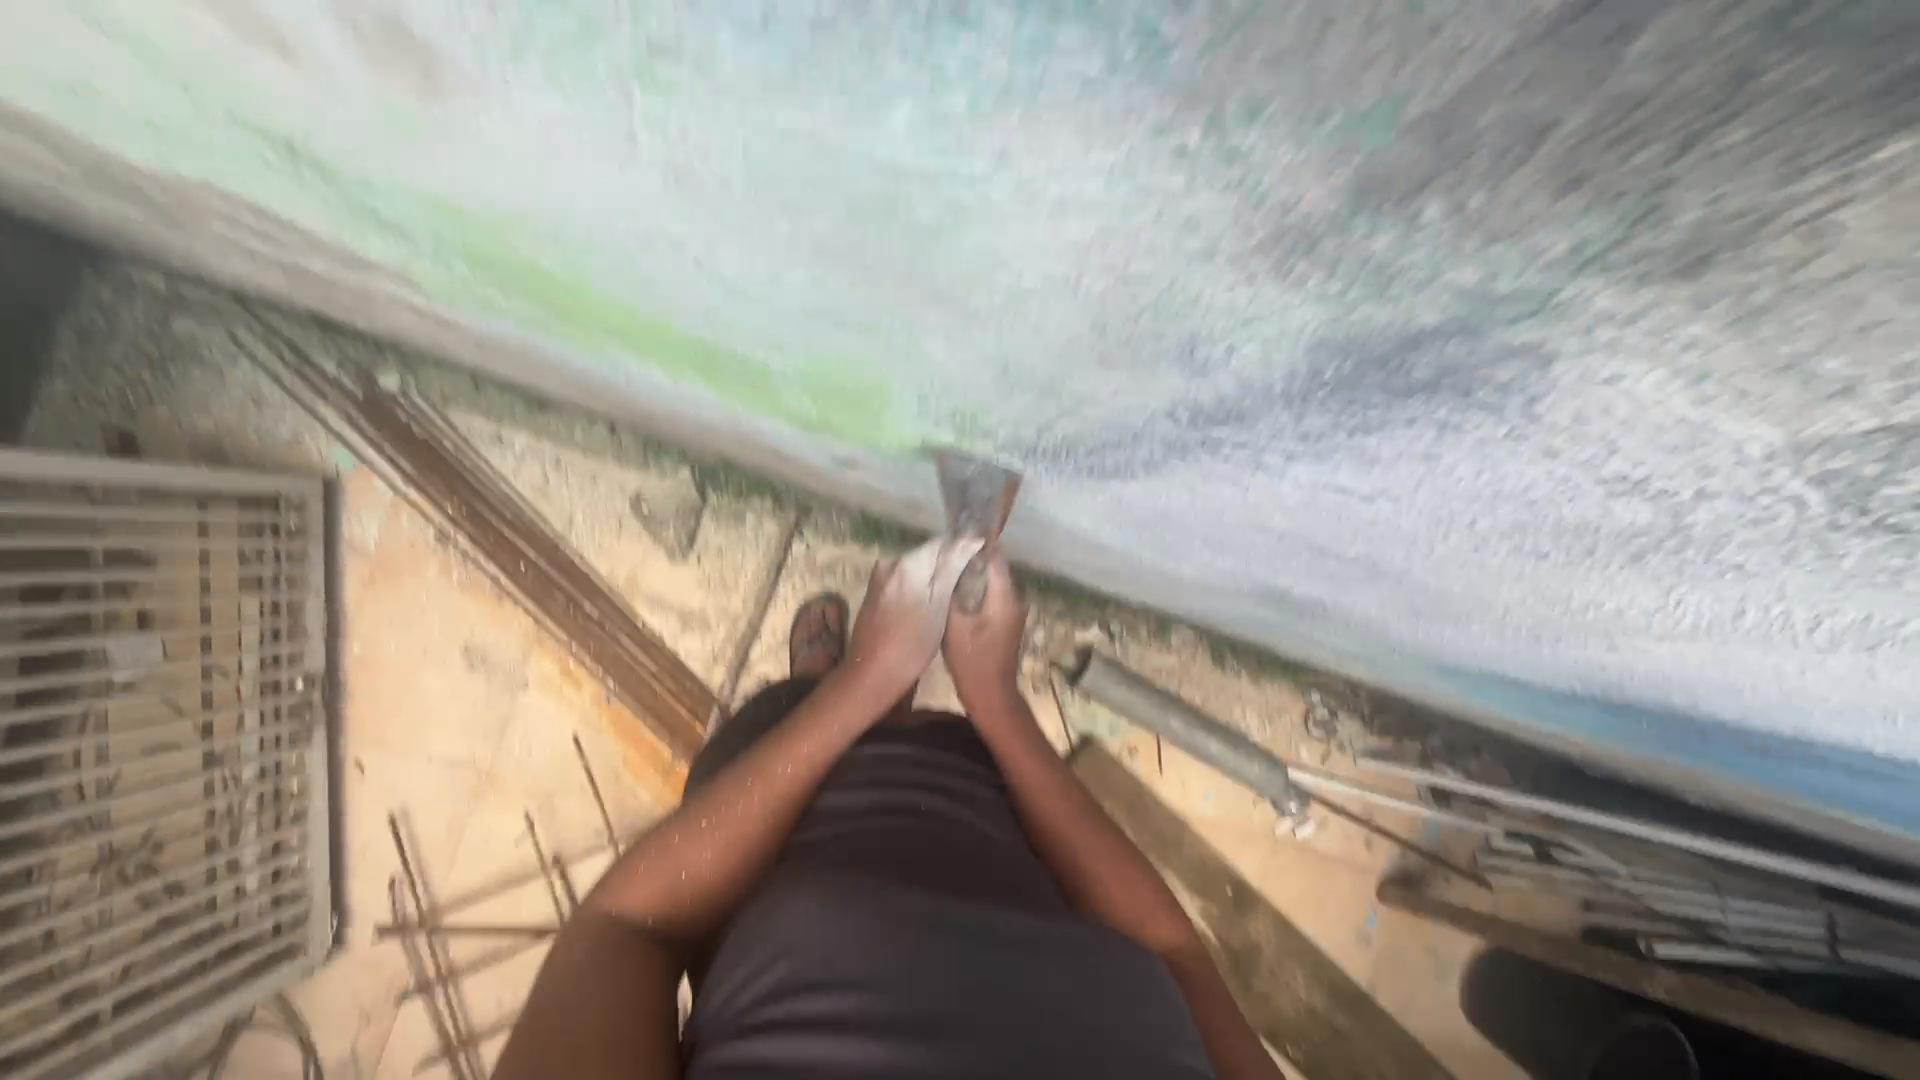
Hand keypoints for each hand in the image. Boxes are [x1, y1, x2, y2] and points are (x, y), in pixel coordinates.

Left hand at [843, 535, 983, 701]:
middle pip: (928, 555)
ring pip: (918, 570)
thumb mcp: (939, 605)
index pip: (942, 543)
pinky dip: (921, 589)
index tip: (980, 565)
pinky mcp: (876, 594)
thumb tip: (972, 538)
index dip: (963, 551)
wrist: (872, 675)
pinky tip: (932, 606)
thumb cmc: (911, 644)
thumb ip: (952, 568)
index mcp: (906, 563)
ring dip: (936, 579)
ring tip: (956, 596)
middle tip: (972, 583)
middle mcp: (889, 563)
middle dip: (949, 566)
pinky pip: (906, 582)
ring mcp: (880, 579)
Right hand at [941, 548, 1027, 714]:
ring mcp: (1014, 612)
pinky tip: (957, 594)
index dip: (977, 544)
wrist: (991, 695)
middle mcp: (1015, 600)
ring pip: (993, 583)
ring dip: (973, 576)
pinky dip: (977, 592)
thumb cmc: (972, 661)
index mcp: (1005, 597)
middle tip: (945, 554)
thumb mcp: (955, 625)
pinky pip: (993, 597)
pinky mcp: (1008, 622)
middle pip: (994, 569)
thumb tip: (947, 567)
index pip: (995, 558)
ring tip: (947, 572)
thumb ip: (953, 592)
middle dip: (972, 560)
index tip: (957, 535)